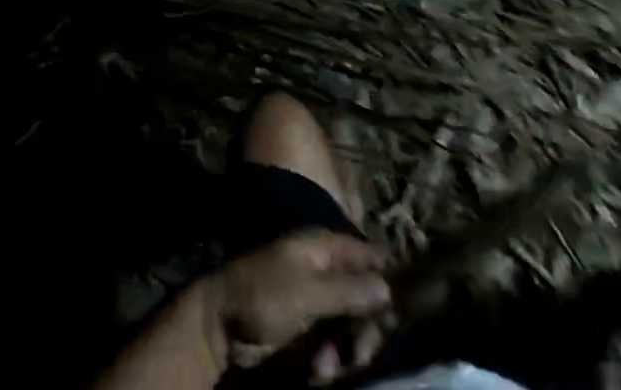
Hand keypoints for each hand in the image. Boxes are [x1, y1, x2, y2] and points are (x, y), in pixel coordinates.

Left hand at [208, 231, 392, 381]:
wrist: (219, 327)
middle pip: (367, 297)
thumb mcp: (308, 291)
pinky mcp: (309, 331)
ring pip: (353, 327)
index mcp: (326, 248)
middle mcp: (327, 272)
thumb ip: (350, 290)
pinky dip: (330, 361)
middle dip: (367, 328)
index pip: (371, 255)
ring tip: (328, 367)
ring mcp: (318, 303)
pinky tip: (317, 371)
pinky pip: (334, 345)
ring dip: (347, 351)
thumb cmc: (264, 294)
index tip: (402, 310)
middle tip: (361, 352)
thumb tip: (390, 288)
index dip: (389, 278)